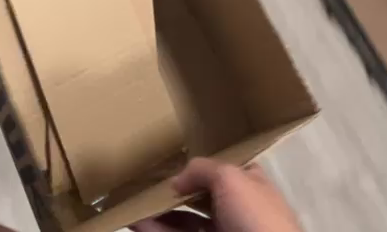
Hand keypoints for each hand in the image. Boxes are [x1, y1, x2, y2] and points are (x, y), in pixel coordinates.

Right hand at [133, 158, 304, 231]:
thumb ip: (201, 169)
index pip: (221, 169)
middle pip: (198, 197)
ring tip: (131, 207)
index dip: (198, 165)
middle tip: (143, 186)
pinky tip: (137, 224)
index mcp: (250, 186)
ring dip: (159, 215)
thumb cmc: (255, 218)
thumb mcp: (230, 177)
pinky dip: (158, 230)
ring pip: (186, 222)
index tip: (169, 161)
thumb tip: (177, 181)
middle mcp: (237, 210)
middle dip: (171, 192)